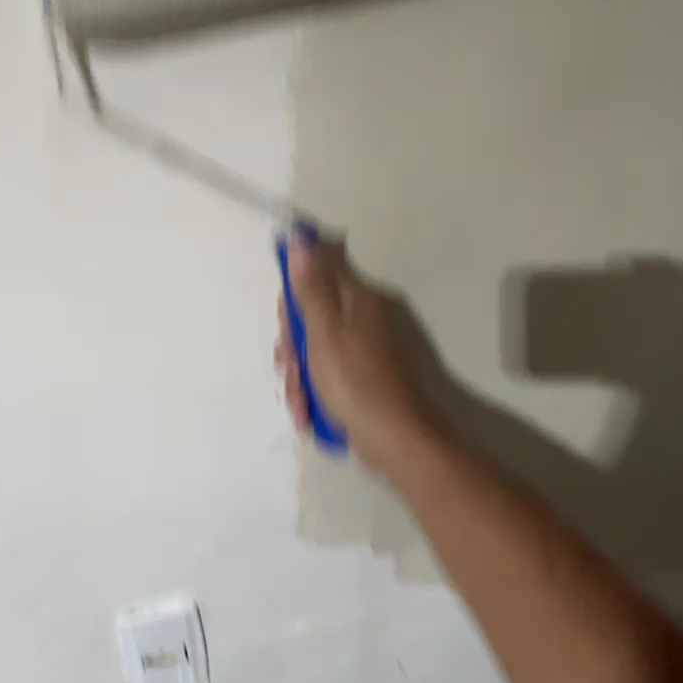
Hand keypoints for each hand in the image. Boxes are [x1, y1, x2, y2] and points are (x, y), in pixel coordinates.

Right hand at [275, 239, 434, 475]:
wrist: (397, 443)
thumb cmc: (356, 383)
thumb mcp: (324, 333)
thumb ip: (311, 288)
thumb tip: (302, 240)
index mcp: (357, 299)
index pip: (318, 270)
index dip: (293, 291)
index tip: (285, 318)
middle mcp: (362, 318)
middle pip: (310, 315)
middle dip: (291, 345)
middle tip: (290, 367)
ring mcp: (362, 350)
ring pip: (313, 349)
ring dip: (299, 377)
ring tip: (301, 403)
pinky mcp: (360, 379)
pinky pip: (326, 375)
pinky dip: (314, 393)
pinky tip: (310, 414)